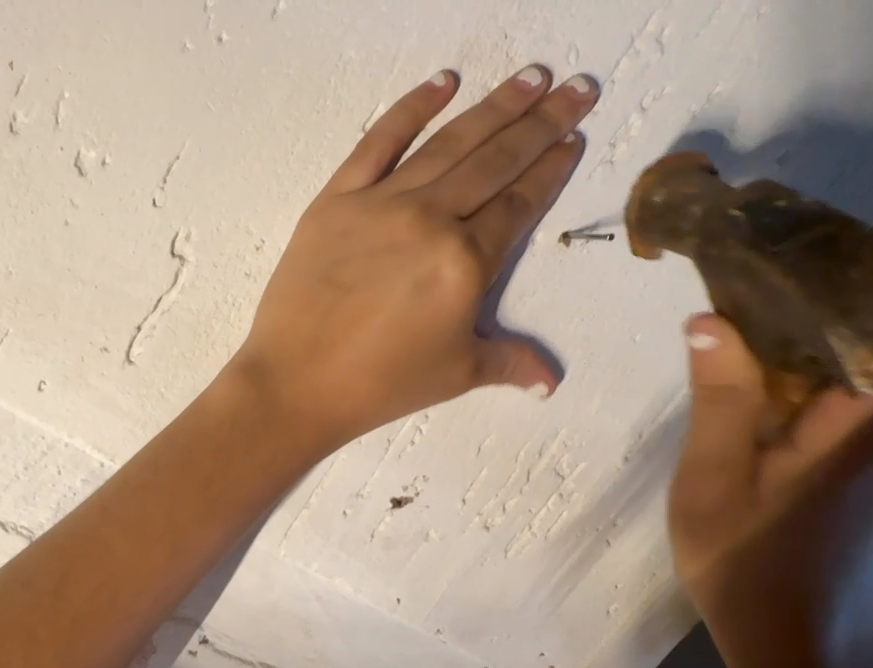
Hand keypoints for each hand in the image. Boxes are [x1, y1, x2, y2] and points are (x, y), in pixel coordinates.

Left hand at [229, 65, 599, 451]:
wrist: (295, 383)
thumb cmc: (378, 385)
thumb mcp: (454, 375)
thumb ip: (509, 362)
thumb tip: (551, 380)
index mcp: (465, 263)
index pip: (518, 203)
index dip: (549, 169)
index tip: (572, 139)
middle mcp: (429, 221)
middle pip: (495, 161)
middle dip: (542, 122)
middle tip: (577, 88)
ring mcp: (380, 205)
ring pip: (448, 143)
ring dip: (495, 107)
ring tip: (531, 77)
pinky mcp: (334, 201)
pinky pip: (378, 142)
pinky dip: (411, 109)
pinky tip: (442, 83)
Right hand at [669, 315, 872, 667]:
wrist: (815, 661)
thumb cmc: (752, 572)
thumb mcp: (713, 484)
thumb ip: (722, 399)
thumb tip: (710, 323)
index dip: (837, 295)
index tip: (774, 291)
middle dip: (812, 351)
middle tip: (739, 361)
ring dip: (821, 394)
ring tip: (754, 421)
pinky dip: (837, 426)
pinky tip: (786, 461)